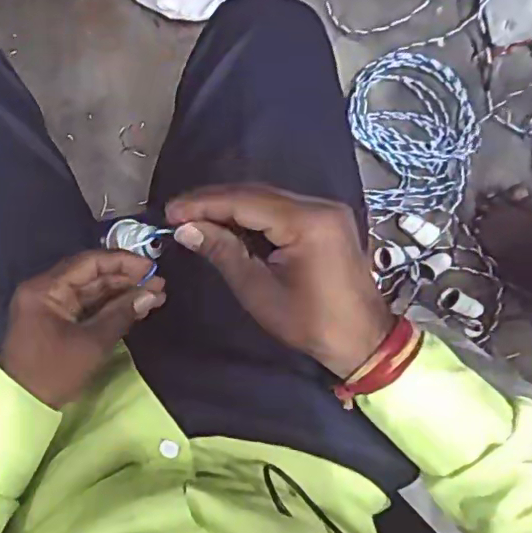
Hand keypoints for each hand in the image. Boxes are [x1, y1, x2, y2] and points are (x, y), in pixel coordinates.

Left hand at [0, 250, 165, 407]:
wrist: (23, 404)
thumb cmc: (53, 372)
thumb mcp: (92, 343)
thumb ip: (122, 314)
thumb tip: (152, 293)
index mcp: (45, 288)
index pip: (88, 262)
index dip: (122, 262)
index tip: (151, 268)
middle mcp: (45, 289)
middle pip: (90, 275)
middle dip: (125, 279)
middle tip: (159, 285)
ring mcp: (50, 305)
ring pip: (90, 290)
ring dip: (121, 292)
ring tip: (154, 295)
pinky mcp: (56, 320)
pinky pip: (86, 305)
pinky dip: (109, 306)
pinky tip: (134, 307)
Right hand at [166, 184, 393, 376]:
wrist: (362, 339)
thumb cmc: (309, 322)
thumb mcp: (258, 290)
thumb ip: (223, 252)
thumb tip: (186, 229)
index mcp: (307, 222)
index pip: (244, 201)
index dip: (203, 204)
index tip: (170, 212)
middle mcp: (319, 206)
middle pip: (255, 193)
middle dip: (213, 202)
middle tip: (176, 214)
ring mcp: (325, 210)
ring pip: (266, 199)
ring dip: (229, 207)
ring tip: (193, 218)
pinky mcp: (326, 220)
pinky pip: (280, 209)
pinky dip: (250, 215)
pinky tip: (226, 224)